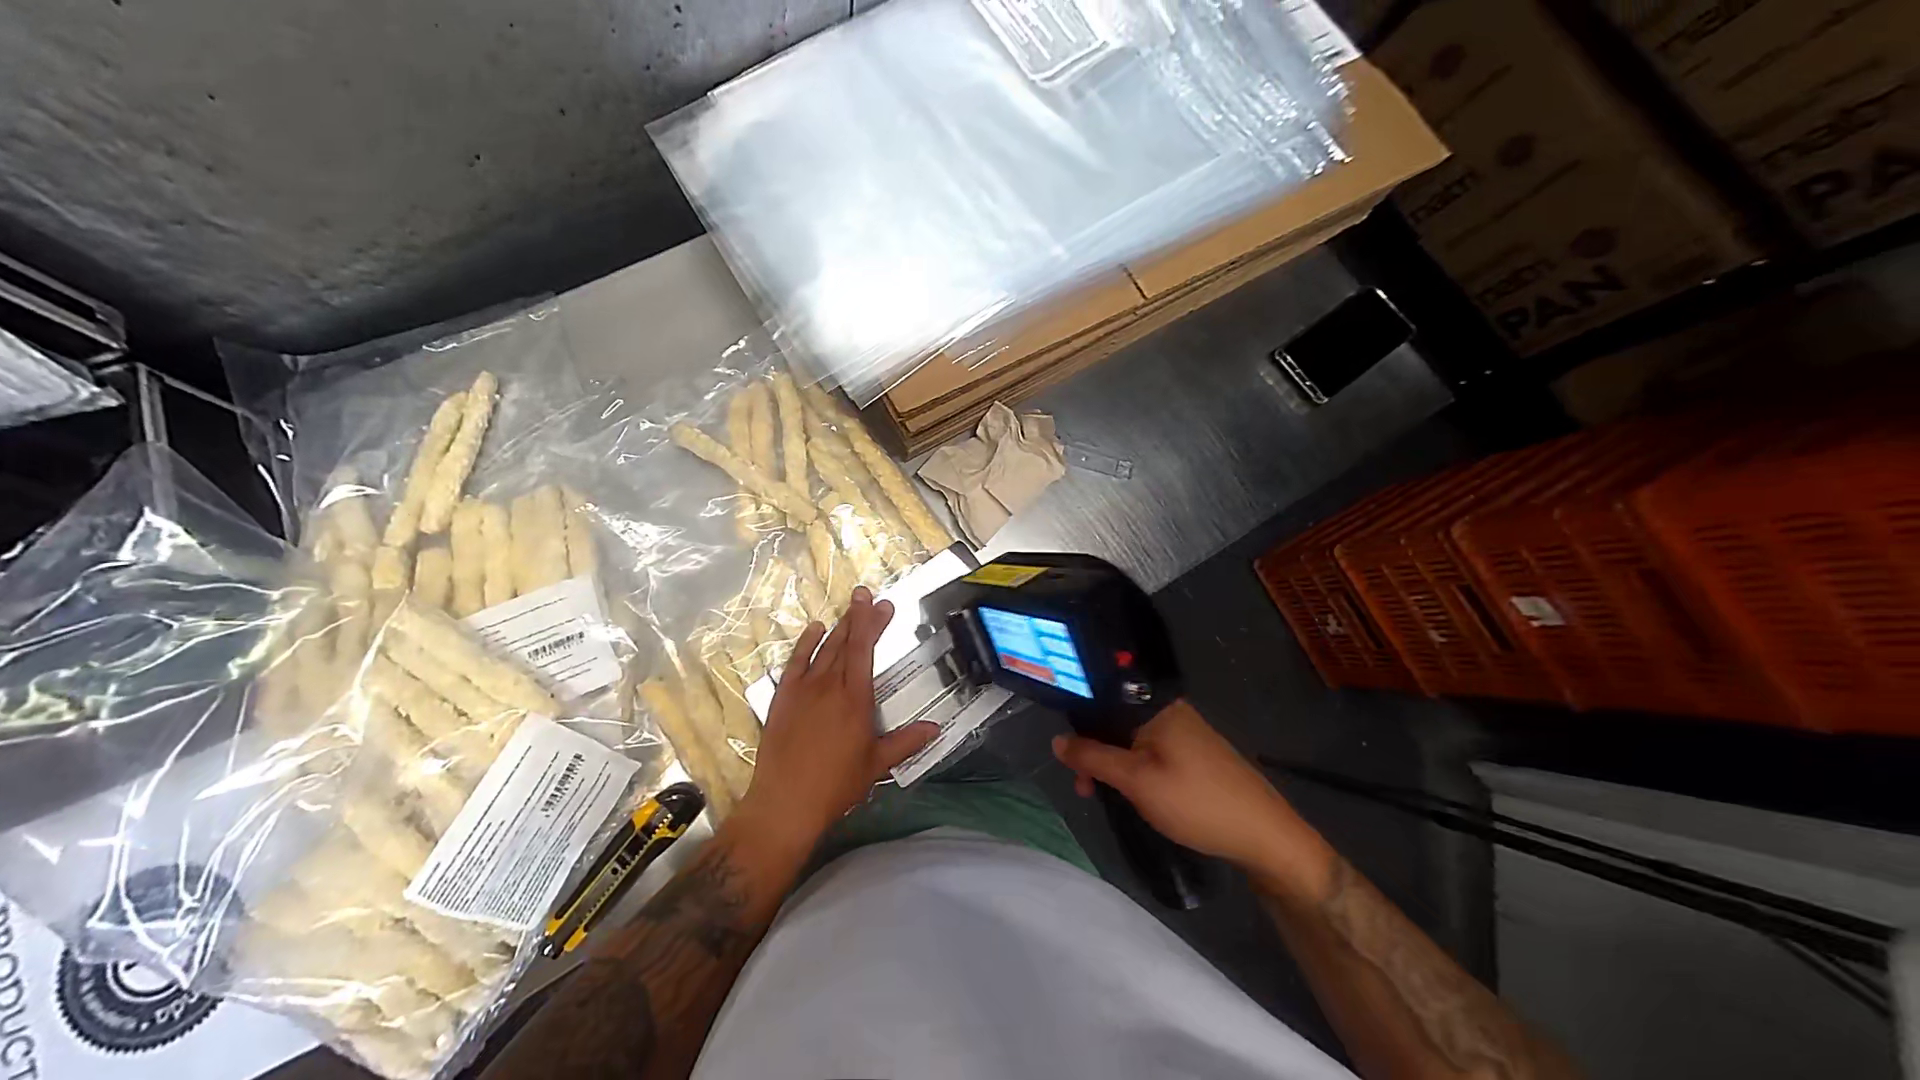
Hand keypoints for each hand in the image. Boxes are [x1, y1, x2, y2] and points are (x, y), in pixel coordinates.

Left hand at [737, 587, 936, 848]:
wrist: (785, 802)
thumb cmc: (836, 785)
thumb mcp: (877, 764)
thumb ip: (906, 742)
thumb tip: (935, 728)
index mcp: (855, 699)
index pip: (865, 650)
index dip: (872, 623)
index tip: (880, 603)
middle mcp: (829, 686)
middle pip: (846, 643)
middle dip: (859, 618)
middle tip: (868, 596)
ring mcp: (803, 690)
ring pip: (823, 649)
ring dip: (838, 627)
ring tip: (849, 610)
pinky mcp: (782, 698)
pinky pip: (795, 662)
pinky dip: (805, 643)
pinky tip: (813, 630)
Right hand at [1052, 700, 1328, 886]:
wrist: (1265, 836)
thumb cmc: (1195, 802)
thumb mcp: (1135, 781)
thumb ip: (1093, 757)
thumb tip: (1057, 740)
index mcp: (1157, 707)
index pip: (1102, 699)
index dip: (1079, 725)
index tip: (1068, 758)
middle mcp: (1171, 712)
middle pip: (1116, 721)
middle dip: (1094, 752)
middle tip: (1084, 789)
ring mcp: (1186, 733)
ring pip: (1133, 741)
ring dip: (1112, 766)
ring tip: (1104, 798)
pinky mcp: (1195, 755)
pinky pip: (1151, 753)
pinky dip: (1134, 771)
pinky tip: (1132, 794)